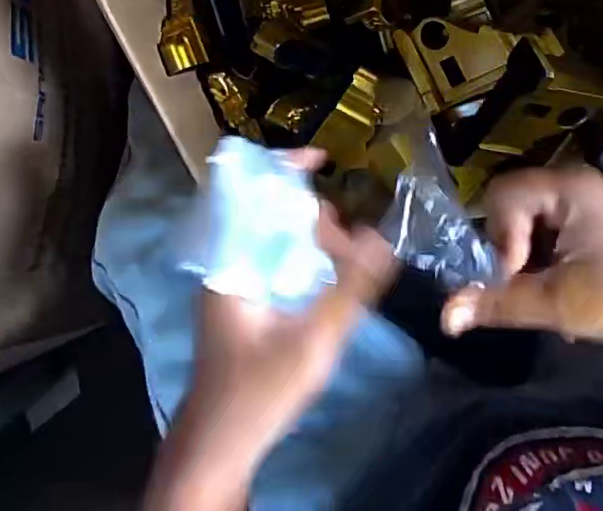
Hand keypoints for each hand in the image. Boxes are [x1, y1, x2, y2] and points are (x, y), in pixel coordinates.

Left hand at [146, 150, 397, 509]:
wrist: (218, 444)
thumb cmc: (259, 391)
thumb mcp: (312, 341)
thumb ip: (350, 288)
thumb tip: (383, 236)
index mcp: (230, 257)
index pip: (249, 187)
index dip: (284, 164)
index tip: (323, 158)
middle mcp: (225, 257)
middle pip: (267, 208)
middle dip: (312, 211)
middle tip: (350, 237)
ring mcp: (230, 277)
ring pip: (272, 233)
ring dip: (309, 234)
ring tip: (347, 257)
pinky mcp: (240, 296)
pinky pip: (272, 254)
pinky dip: (301, 253)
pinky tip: (329, 274)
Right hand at [440, 166, 602, 348]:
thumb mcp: (561, 306)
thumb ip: (499, 305)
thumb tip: (445, 317)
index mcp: (564, 186)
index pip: (501, 197)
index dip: (502, 240)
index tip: (521, 279)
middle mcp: (566, 178)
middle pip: (505, 203)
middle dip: (508, 248)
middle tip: (527, 283)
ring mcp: (576, 194)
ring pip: (519, 216)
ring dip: (522, 256)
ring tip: (543, 291)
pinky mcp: (582, 213)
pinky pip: (538, 223)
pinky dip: (537, 254)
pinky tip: (555, 285)